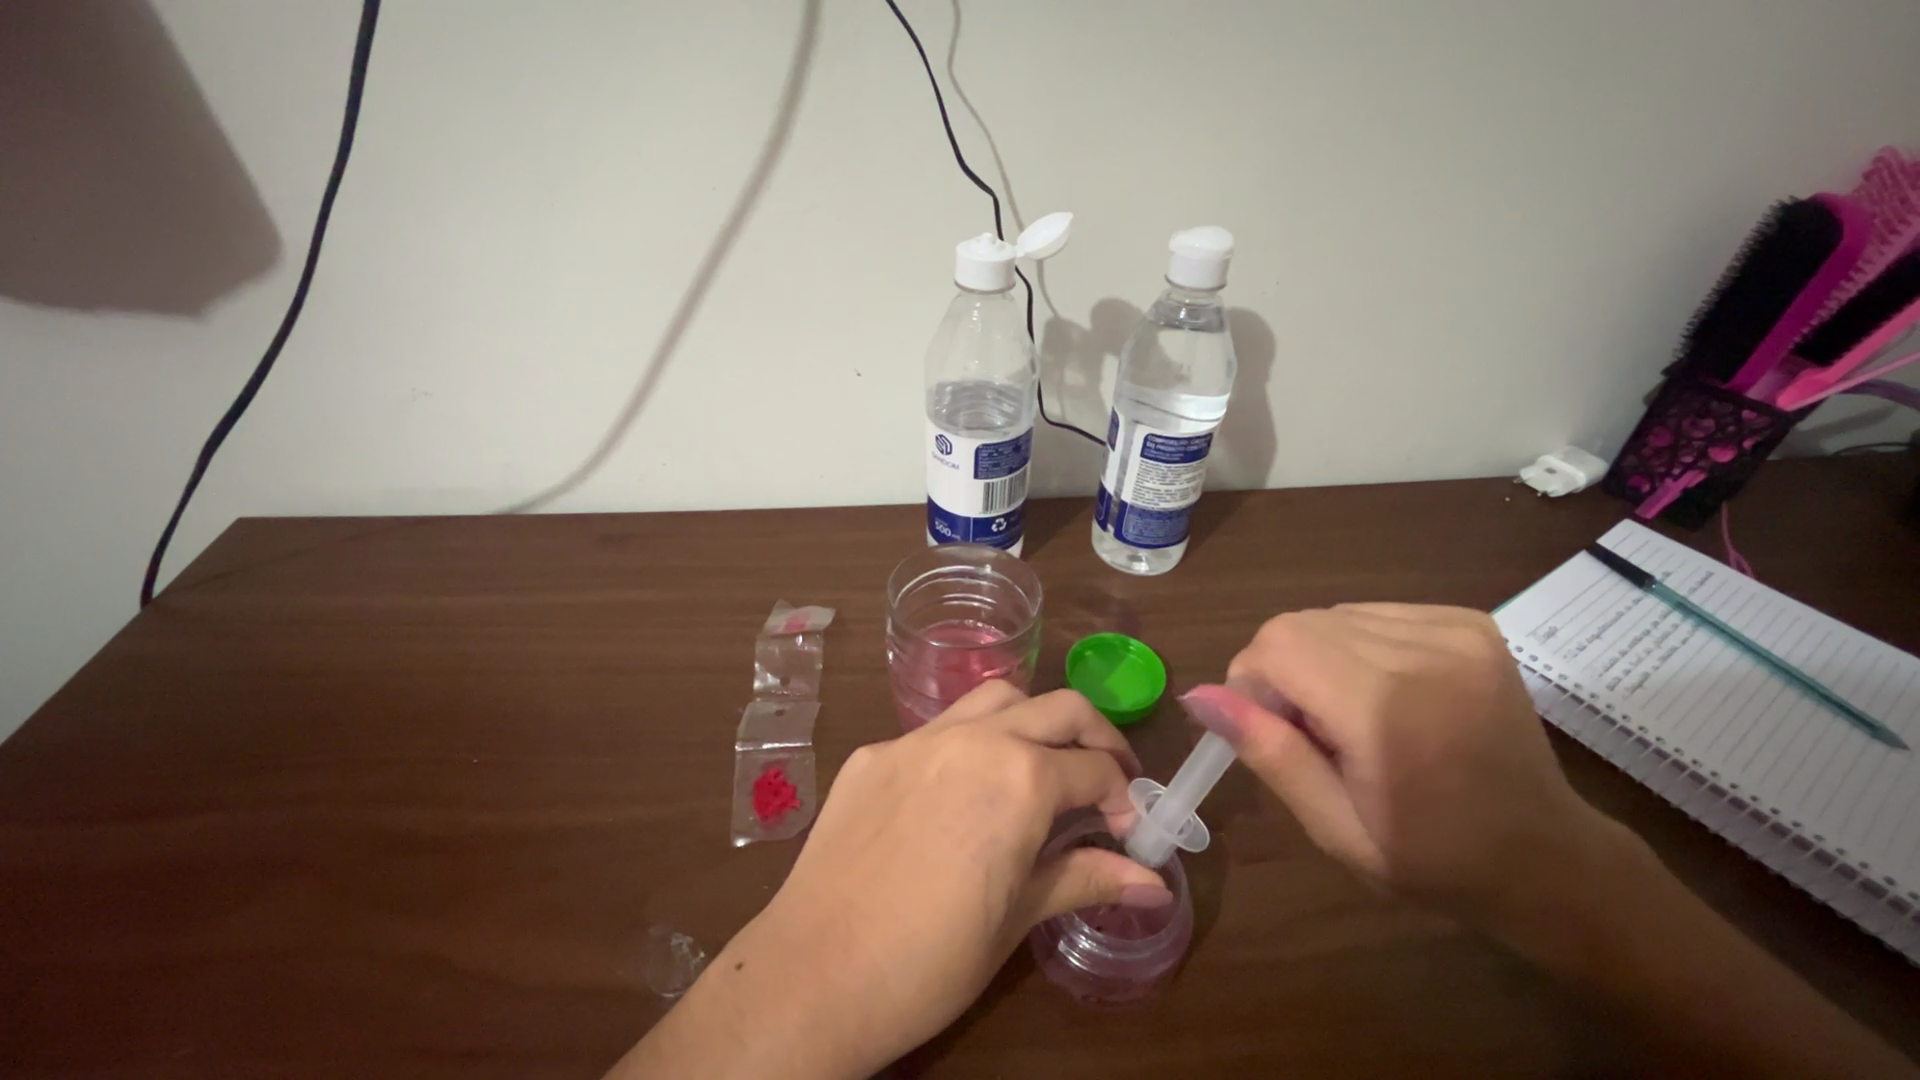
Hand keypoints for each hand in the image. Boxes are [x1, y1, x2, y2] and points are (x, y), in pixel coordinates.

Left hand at [614, 682, 1169, 1079]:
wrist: (817, 972)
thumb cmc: (931, 959)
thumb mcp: (1017, 918)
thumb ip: (1086, 880)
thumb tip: (1155, 884)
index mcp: (1021, 779)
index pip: (1095, 770)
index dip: (1123, 797)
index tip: (1128, 828)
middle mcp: (974, 739)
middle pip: (1057, 708)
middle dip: (1095, 736)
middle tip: (1105, 776)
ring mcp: (916, 739)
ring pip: (994, 698)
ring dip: (1030, 720)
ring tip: (1038, 764)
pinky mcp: (873, 752)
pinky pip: (935, 730)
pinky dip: (968, 743)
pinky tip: (960, 790)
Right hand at [1205, 603, 1627, 933]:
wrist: (1548, 859)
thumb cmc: (1433, 860)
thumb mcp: (1335, 827)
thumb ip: (1269, 753)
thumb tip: (1199, 696)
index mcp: (1387, 708)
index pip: (1276, 643)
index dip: (1253, 683)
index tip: (1274, 731)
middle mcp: (1424, 652)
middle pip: (1299, 623)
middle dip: (1283, 671)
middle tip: (1315, 732)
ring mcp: (1455, 631)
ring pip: (1332, 615)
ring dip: (1321, 658)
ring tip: (1356, 715)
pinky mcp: (1471, 623)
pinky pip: (1374, 613)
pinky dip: (1359, 647)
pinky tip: (1388, 693)